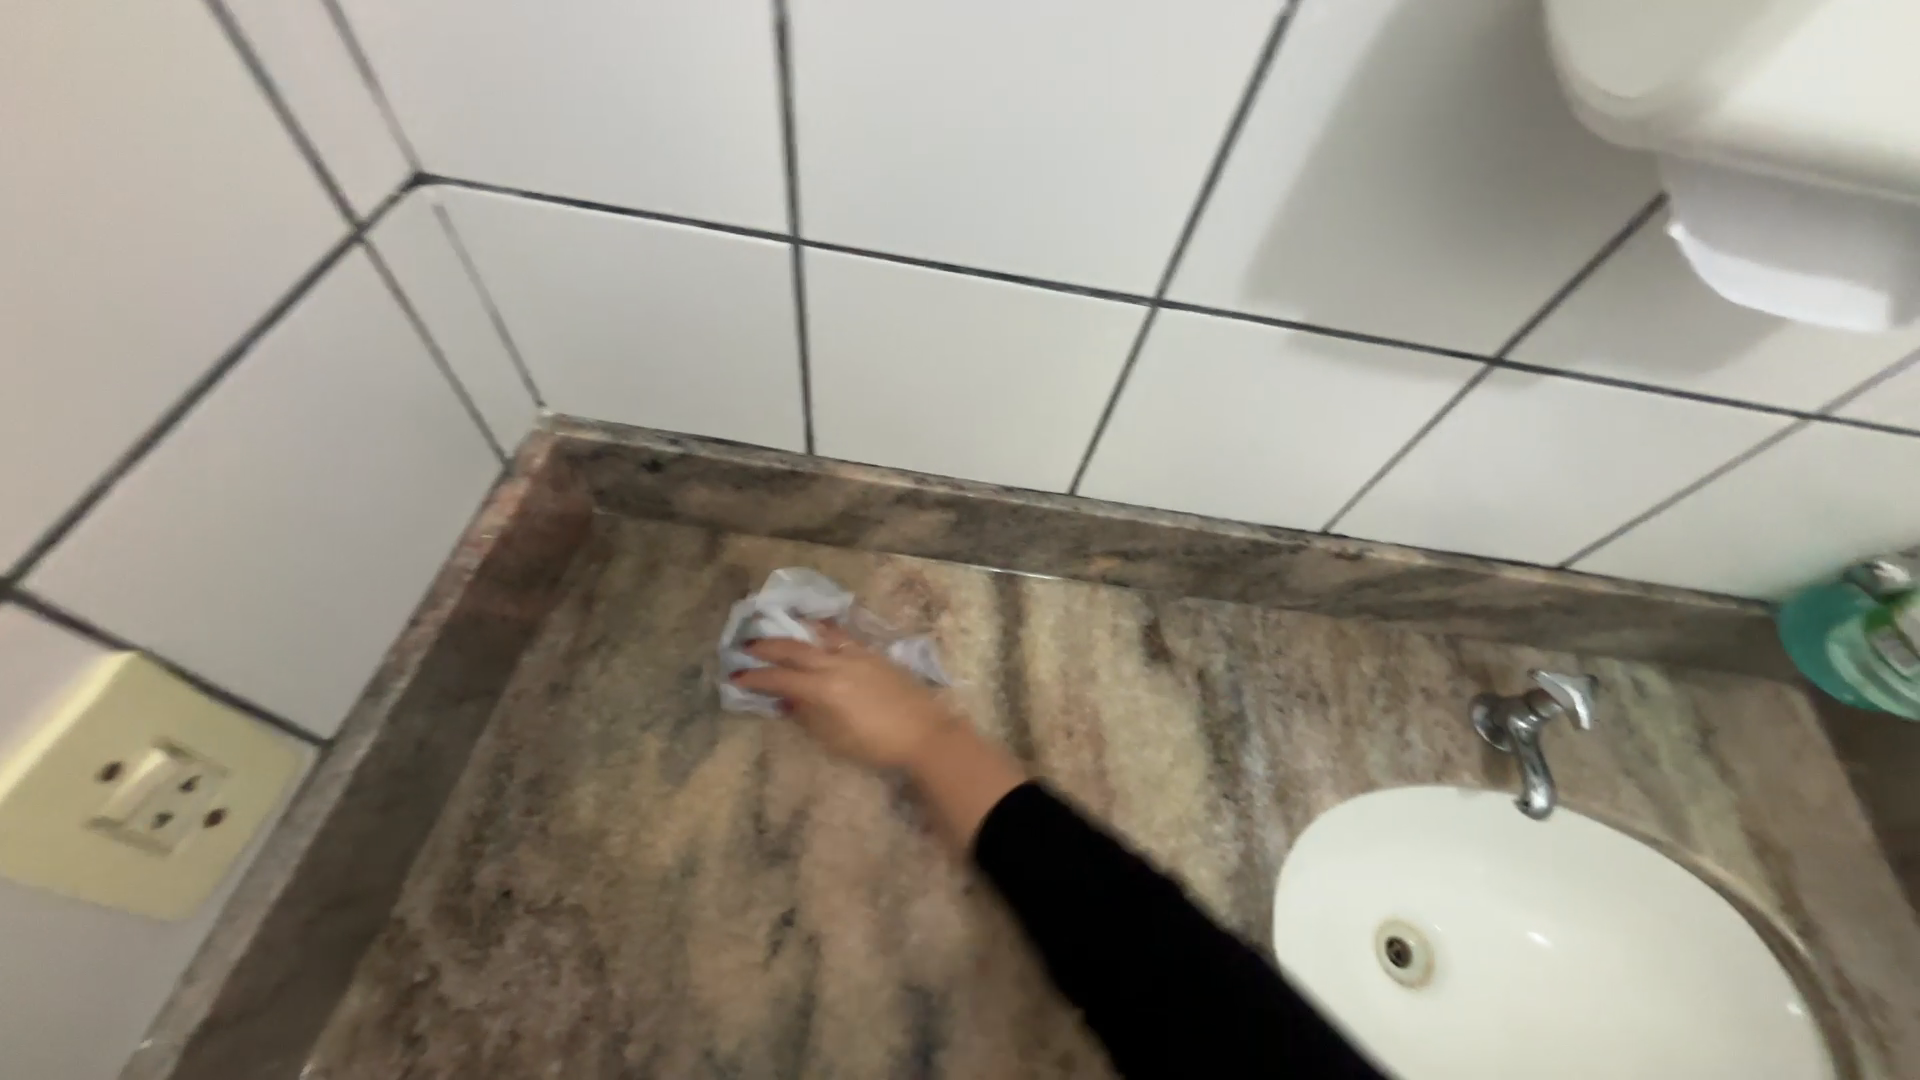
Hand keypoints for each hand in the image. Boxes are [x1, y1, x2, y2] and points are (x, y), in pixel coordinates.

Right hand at [732, 622, 955, 769]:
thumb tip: (784, 699)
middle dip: (767, 647)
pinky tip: (815, 632)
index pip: (780, 678)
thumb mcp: (834, 738)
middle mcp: (837, 664)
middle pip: (794, 649)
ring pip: (818, 636)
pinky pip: (840, 637)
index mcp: (824, 688)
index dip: (755, 677)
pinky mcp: (873, 653)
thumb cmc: (877, 744)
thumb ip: (806, 715)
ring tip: (776, 630)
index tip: (735, 676)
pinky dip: (821, 633)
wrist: (925, 732)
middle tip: (746, 646)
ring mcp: (857, 654)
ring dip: (793, 634)